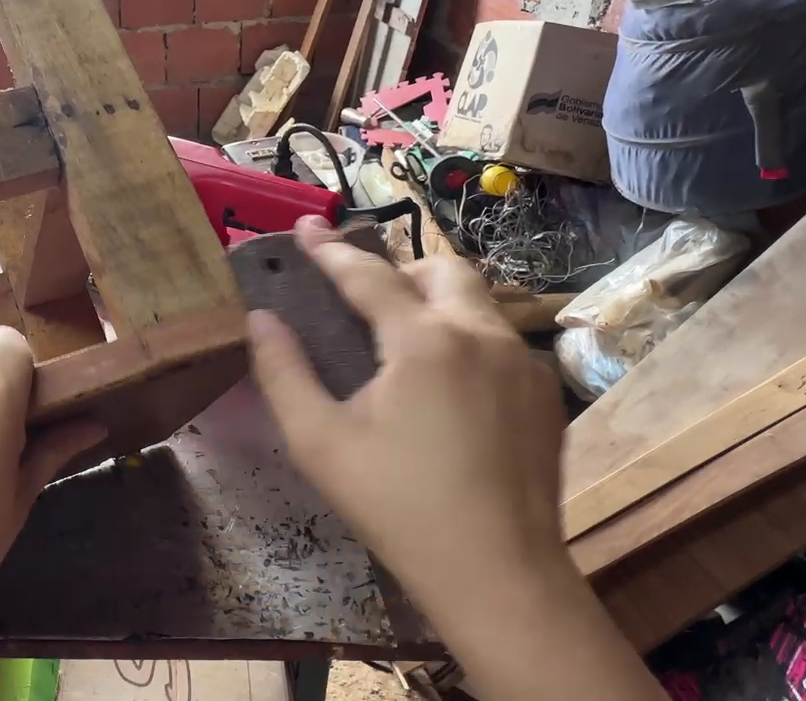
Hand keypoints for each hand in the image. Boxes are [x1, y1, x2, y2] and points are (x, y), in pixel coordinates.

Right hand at [248, 215, 567, 584]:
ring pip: (477, 300)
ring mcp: (524, 363)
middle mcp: (481, 335)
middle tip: (364, 299)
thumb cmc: (397, 506)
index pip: (368, 275)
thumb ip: (282, 370)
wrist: (500, 578)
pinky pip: (499, 339)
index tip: (303, 227)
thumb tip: (259, 317)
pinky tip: (446, 386)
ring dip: (435, 300)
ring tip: (402, 339)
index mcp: (424, 341)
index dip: (330, 249)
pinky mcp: (546, 394)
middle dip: (399, 269)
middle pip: (441, 267)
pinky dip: (465, 337)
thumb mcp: (318, 442)